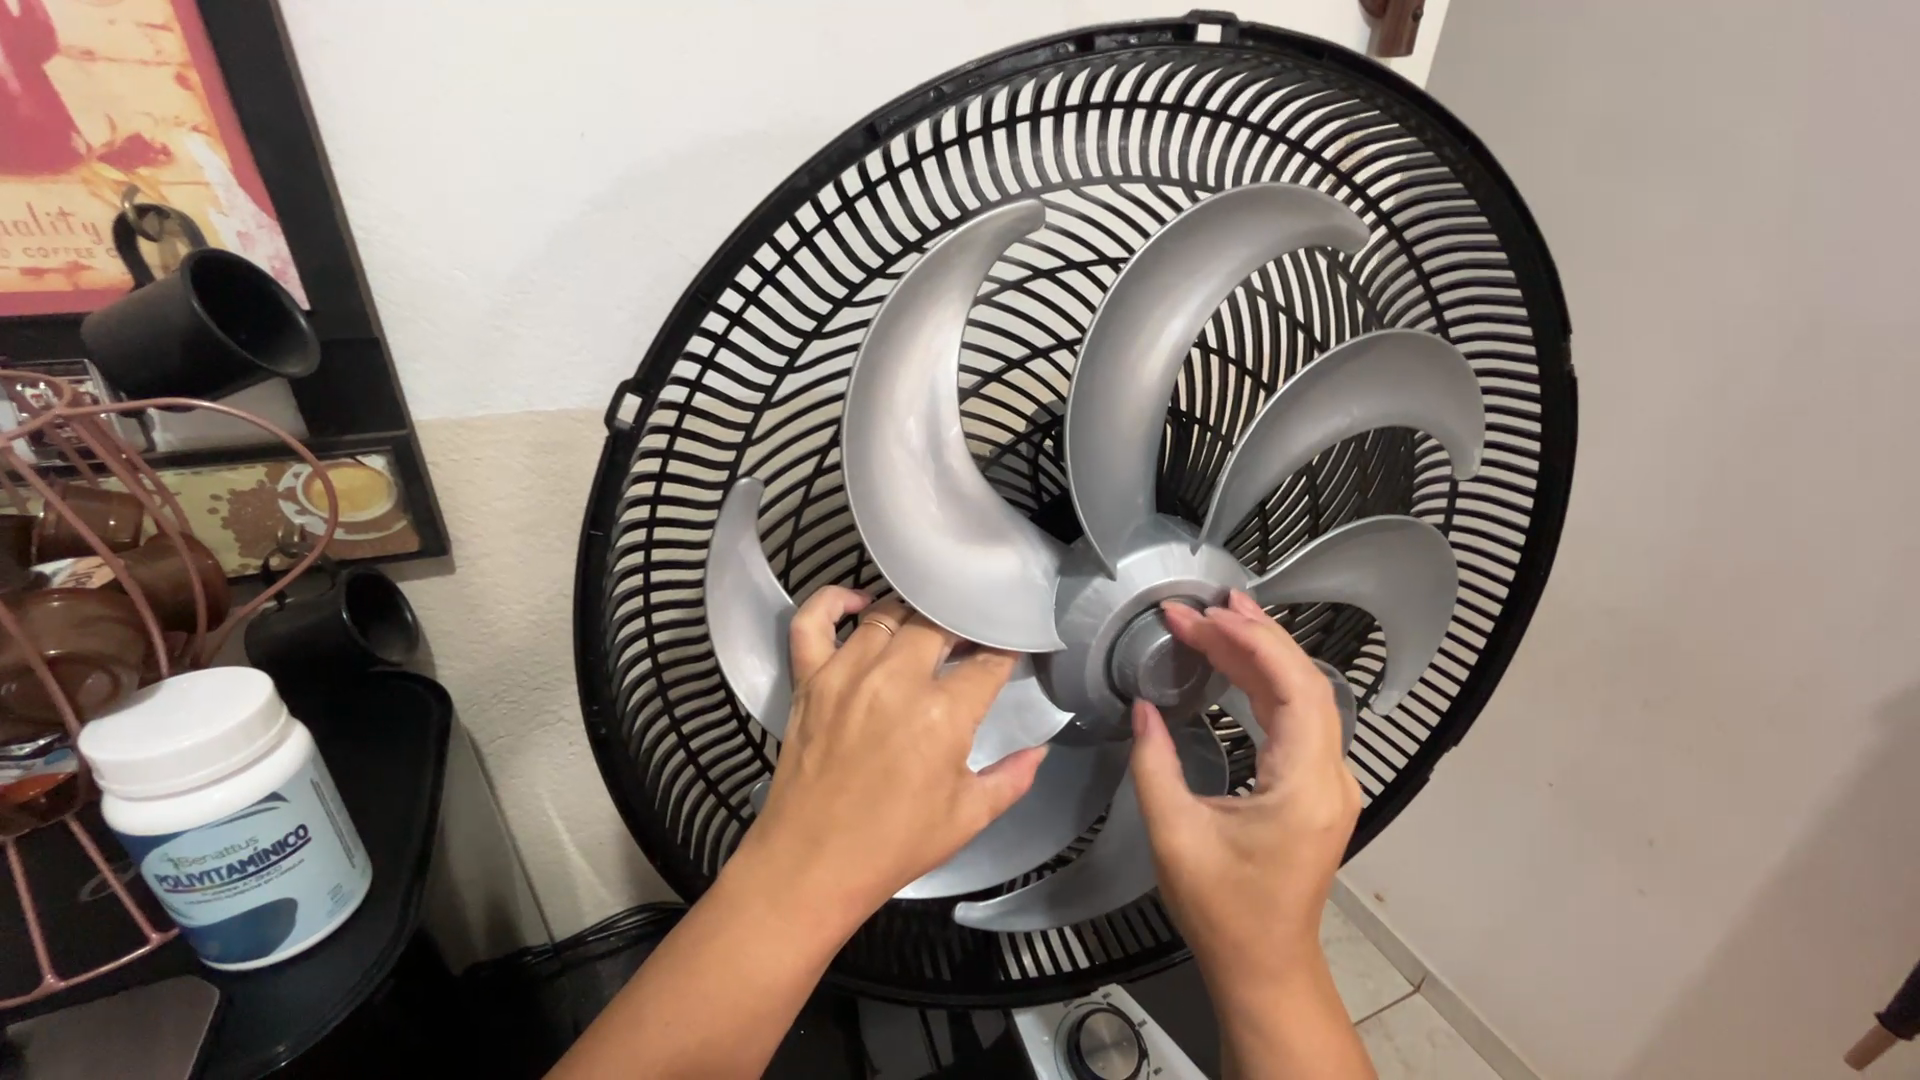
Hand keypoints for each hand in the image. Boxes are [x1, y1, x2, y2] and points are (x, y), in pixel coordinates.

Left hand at [734, 588, 1047, 927]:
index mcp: (943, 713)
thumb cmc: (894, 845)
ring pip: (887, 614)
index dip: (1006, 650)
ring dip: (914, 614)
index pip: (988, 660)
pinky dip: (833, 601)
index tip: (1012, 647)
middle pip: (940, 622)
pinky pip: (813, 621)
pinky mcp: (809, 678)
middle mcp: (895, 679)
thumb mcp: (969, 817)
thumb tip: (1040, 750)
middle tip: (971, 637)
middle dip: (964, 624)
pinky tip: (859, 604)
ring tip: (927, 626)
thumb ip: (1012, 777)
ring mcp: (846, 673)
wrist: (811, 865)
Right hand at [1131, 590, 1361, 1001]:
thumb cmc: (1221, 908)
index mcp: (1304, 786)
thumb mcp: (1174, 833)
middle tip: (1206, 607)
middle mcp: (1331, 777)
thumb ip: (1154, 762)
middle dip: (1254, 636)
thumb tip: (1142, 708)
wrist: (1265, 963)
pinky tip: (1236, 665)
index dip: (1251, 642)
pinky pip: (1300, 718)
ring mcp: (1330, 783)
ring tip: (1219, 620)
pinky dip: (1267, 683)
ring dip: (1262, 654)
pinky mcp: (1317, 788)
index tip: (1203, 617)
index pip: (1293, 688)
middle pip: (1305, 683)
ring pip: (1305, 696)